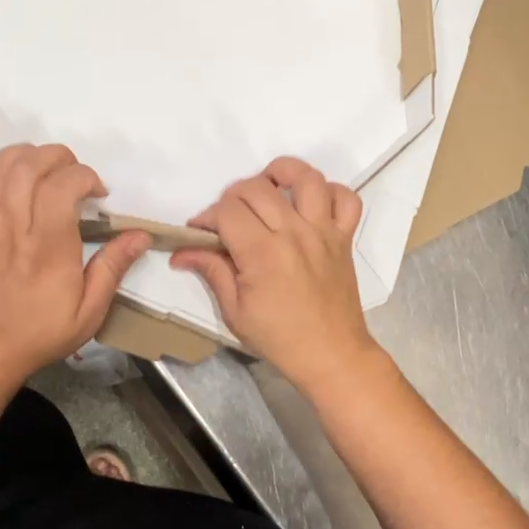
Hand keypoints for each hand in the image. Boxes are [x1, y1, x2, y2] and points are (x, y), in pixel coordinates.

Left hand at [0, 123, 150, 390]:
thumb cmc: (39, 334)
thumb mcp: (88, 313)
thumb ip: (112, 269)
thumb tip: (140, 235)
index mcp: (47, 250)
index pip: (61, 187)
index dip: (84, 177)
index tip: (98, 195)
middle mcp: (14, 230)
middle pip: (29, 168)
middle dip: (59, 157)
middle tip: (76, 177)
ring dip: (25, 152)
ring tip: (46, 165)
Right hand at [172, 158, 384, 391]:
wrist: (331, 355)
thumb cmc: (279, 338)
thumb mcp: (235, 311)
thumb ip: (212, 271)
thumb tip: (181, 252)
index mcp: (262, 253)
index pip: (226, 211)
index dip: (206, 217)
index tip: (200, 232)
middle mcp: (294, 232)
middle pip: (256, 187)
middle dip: (232, 197)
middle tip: (227, 219)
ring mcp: (323, 231)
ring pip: (306, 177)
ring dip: (282, 173)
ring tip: (268, 188)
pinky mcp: (344, 237)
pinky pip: (347, 199)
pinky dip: (331, 193)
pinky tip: (311, 205)